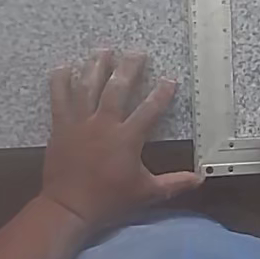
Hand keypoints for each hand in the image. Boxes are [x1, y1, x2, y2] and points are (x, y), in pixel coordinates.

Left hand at [42, 50, 201, 227]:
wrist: (69, 207)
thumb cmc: (110, 200)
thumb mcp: (147, 193)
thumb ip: (174, 183)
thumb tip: (200, 179)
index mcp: (127, 138)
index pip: (149, 110)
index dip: (162, 94)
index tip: (170, 79)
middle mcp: (103, 124)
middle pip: (117, 89)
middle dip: (128, 69)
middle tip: (136, 53)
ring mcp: (79, 123)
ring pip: (87, 88)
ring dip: (96, 67)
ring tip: (104, 50)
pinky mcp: (60, 127)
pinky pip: (59, 98)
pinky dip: (60, 82)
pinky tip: (63, 67)